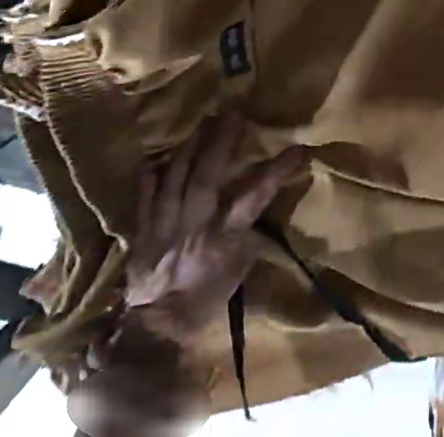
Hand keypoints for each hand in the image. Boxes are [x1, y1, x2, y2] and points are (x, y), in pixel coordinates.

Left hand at [123, 112, 308, 340]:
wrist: (155, 330)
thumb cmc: (204, 300)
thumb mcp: (237, 271)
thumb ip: (247, 238)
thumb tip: (261, 215)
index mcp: (224, 234)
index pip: (256, 195)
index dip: (278, 170)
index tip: (300, 148)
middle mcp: (195, 222)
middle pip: (207, 175)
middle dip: (221, 142)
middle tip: (233, 113)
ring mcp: (165, 223)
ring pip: (175, 177)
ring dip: (190, 148)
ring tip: (202, 123)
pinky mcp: (142, 230)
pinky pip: (145, 197)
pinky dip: (151, 178)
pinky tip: (155, 161)